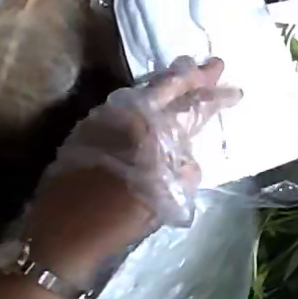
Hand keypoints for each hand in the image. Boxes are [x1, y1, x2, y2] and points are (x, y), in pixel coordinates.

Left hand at [22, 57, 239, 284]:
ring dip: (167, 83)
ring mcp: (103, 120)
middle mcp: (126, 117)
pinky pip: (124, 105)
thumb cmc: (116, 221)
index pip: (190, 107)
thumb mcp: (164, 201)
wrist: (61, 233)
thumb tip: (188, 160)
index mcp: (150, 130)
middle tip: (215, 65)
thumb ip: (183, 173)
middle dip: (192, 77)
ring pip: (143, 92)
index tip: (235, 92)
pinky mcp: (86, 131)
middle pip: (165, 88)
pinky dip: (144, 99)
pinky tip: (150, 100)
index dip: (214, 98)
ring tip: (187, 72)